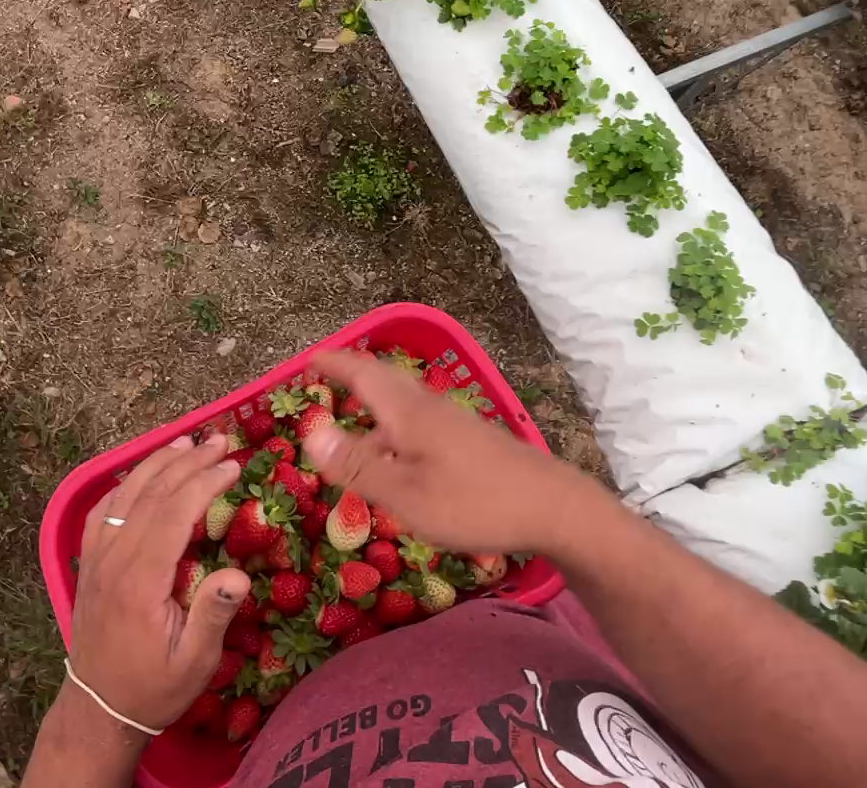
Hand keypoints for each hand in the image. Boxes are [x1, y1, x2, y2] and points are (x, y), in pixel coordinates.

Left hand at [69, 433, 248, 731]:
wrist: (98, 710)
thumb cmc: (153, 687)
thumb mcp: (194, 664)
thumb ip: (212, 616)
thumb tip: (239, 574)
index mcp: (140, 580)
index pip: (173, 513)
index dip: (204, 482)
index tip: (233, 465)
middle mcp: (113, 559)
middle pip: (151, 493)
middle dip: (188, 461)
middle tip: (221, 440)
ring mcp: (96, 557)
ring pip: (124, 494)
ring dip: (157, 462)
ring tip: (187, 440)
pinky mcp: (88, 562)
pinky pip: (103, 510)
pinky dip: (125, 483)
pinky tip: (142, 473)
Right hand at [302, 349, 607, 555]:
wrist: (557, 509)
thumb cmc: (475, 503)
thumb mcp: (406, 494)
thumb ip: (358, 465)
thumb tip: (310, 432)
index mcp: (409, 413)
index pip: (363, 374)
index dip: (336, 363)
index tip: (310, 357)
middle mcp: (430, 407)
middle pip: (386, 380)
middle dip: (354, 374)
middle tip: (329, 373)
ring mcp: (455, 422)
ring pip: (405, 402)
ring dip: (375, 404)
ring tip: (355, 427)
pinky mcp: (471, 440)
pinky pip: (421, 421)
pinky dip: (397, 426)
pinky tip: (401, 457)